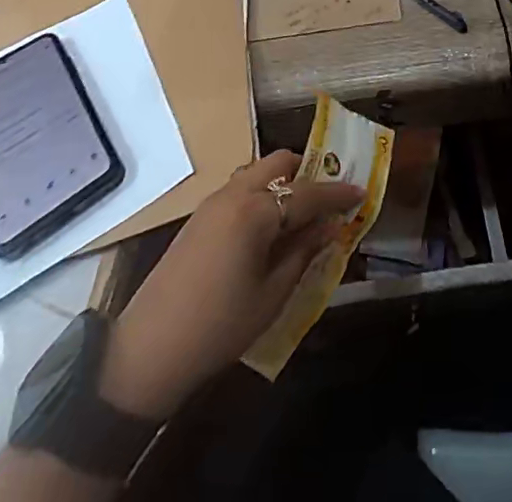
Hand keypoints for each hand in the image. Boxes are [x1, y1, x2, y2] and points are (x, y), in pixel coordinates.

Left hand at [98, 150, 363, 419]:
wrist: (149, 348)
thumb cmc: (220, 325)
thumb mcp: (273, 293)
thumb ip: (304, 251)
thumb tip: (330, 225)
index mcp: (255, 210)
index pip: (308, 192)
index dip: (337, 193)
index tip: (361, 191)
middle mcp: (233, 194)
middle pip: (278, 163)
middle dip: (308, 172)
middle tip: (329, 197)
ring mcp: (212, 203)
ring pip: (257, 173)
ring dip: (283, 182)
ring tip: (304, 211)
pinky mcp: (199, 217)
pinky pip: (240, 190)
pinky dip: (263, 195)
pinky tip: (272, 225)